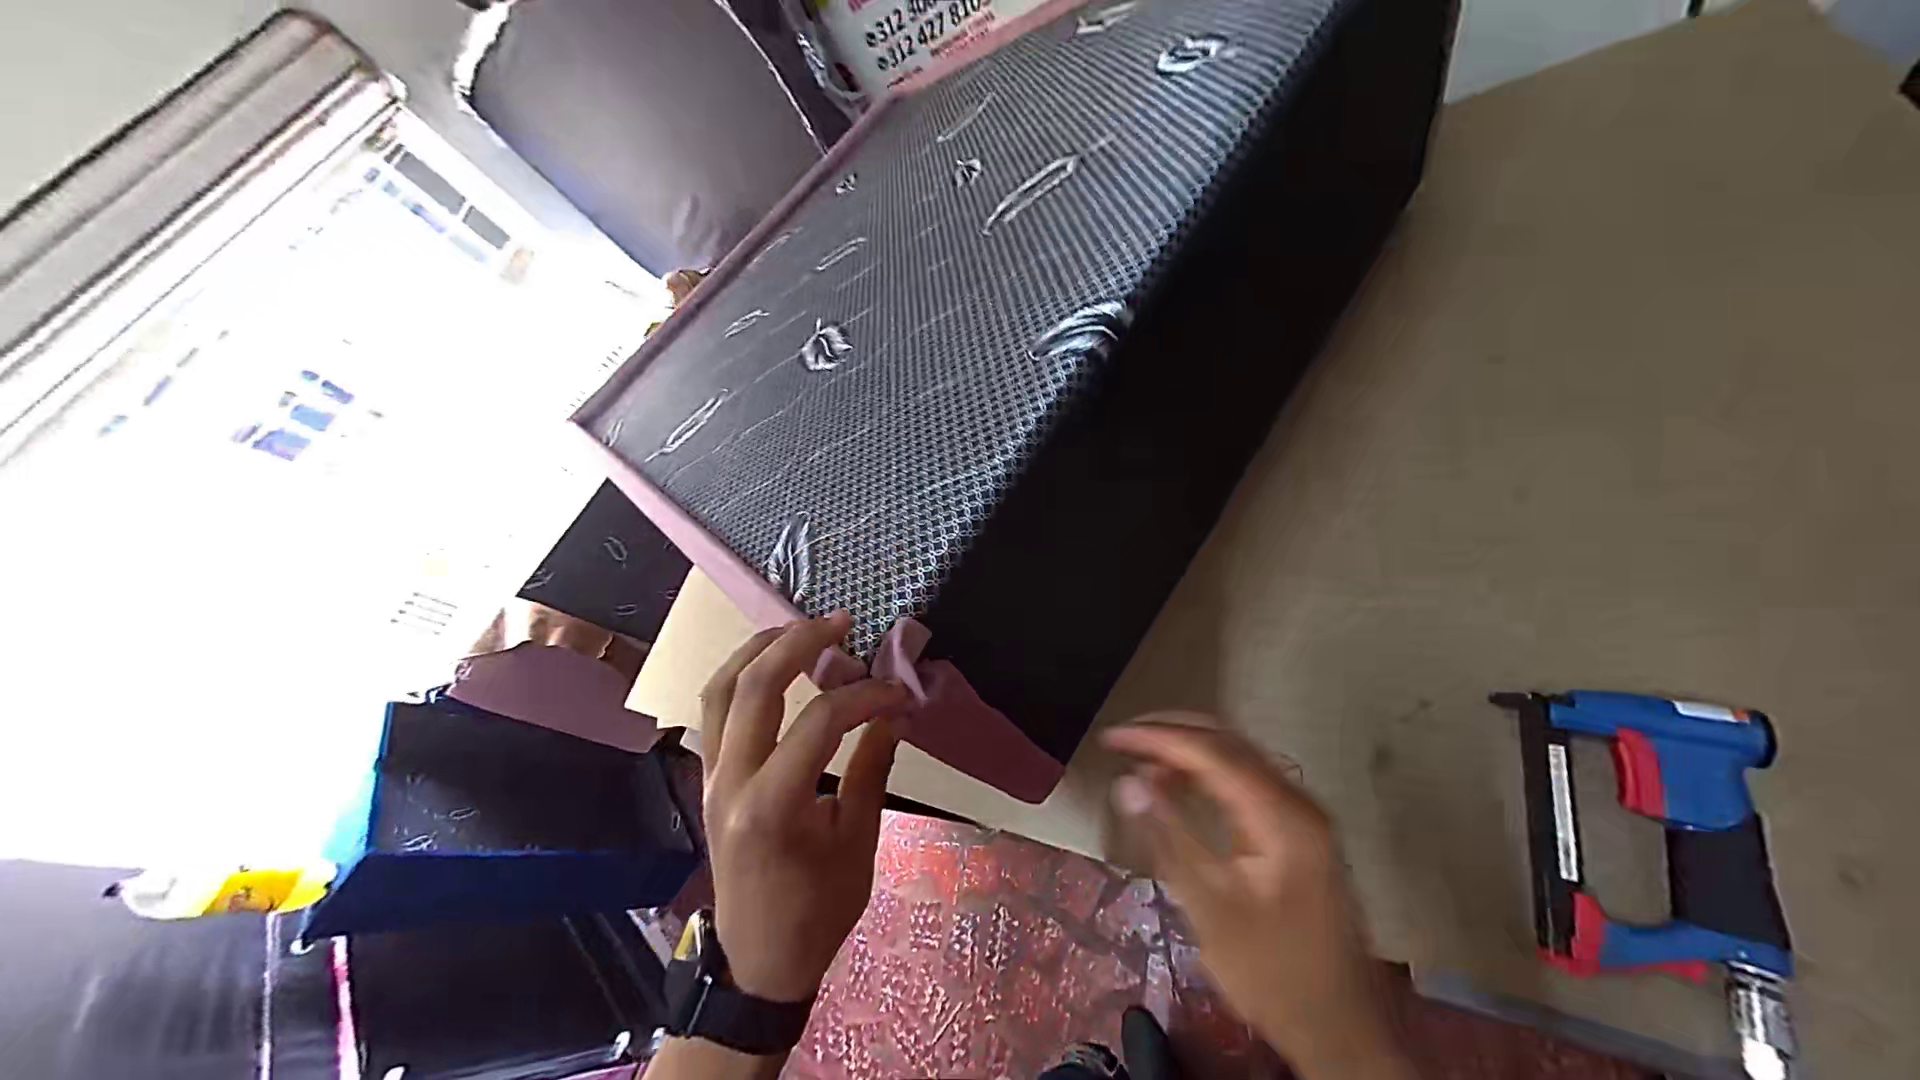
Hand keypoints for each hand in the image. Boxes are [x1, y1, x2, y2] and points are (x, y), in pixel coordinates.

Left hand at [699, 612, 909, 1002]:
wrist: (755, 962)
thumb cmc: (815, 912)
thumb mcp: (857, 843)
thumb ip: (873, 768)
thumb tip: (894, 713)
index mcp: (772, 805)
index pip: (821, 721)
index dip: (867, 696)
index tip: (900, 693)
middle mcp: (730, 780)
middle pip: (756, 685)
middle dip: (800, 642)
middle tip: (841, 622)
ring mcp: (711, 776)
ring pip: (721, 688)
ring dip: (760, 648)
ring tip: (800, 628)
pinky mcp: (708, 777)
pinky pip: (715, 709)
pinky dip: (742, 675)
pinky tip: (771, 665)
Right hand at [1104, 714, 1413, 1079]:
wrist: (1339, 1029)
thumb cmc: (1270, 972)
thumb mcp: (1209, 906)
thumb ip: (1168, 835)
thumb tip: (1127, 782)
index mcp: (1281, 816)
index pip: (1211, 752)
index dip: (1156, 737)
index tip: (1111, 738)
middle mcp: (1297, 802)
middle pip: (1228, 741)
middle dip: (1171, 731)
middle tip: (1122, 737)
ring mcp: (1301, 815)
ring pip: (1237, 755)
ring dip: (1186, 748)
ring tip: (1139, 757)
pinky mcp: (1295, 830)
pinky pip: (1244, 780)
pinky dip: (1205, 772)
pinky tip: (1174, 784)